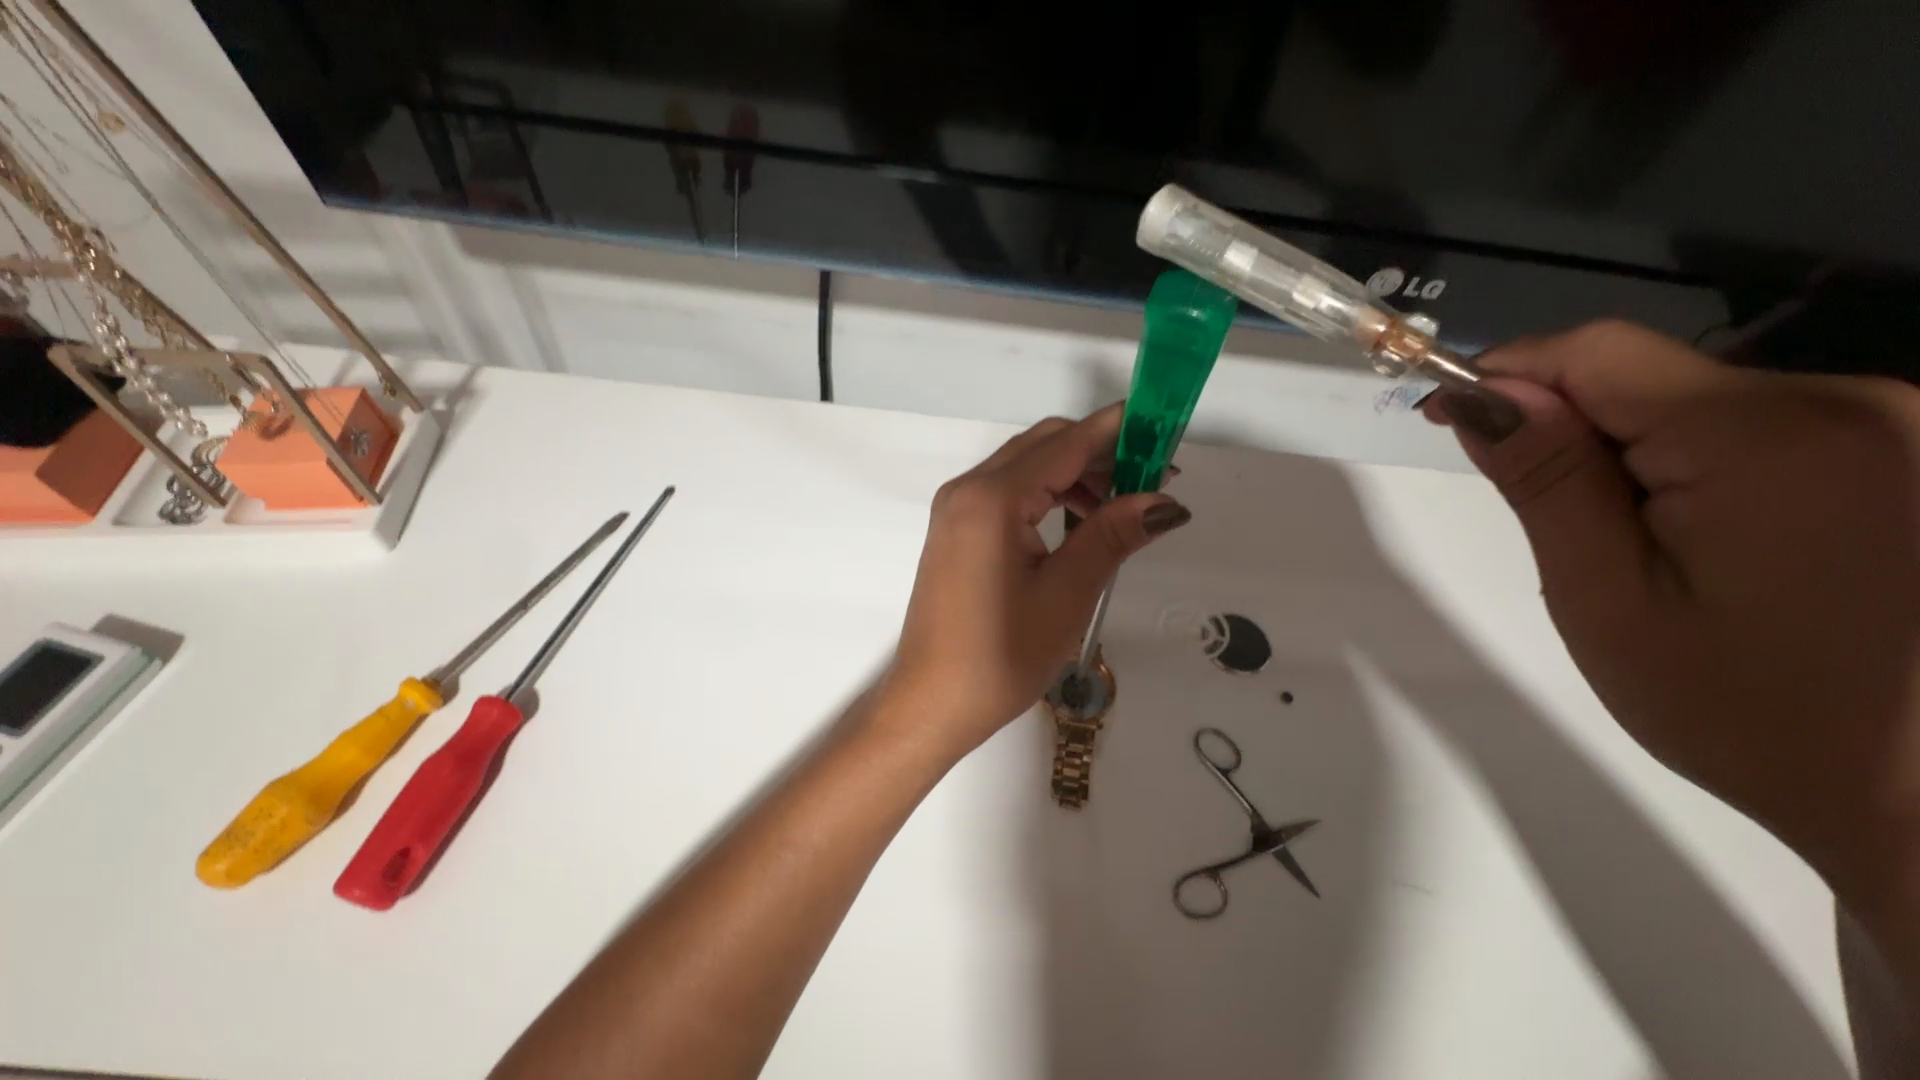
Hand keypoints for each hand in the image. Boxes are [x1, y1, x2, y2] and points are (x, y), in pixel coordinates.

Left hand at [880, 405, 1191, 757]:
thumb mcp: (1066, 594)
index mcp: (993, 499)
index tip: (1167, 433)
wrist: (932, 703)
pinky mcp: (957, 530)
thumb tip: (1166, 501)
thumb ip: (1112, 535)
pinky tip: (1081, 523)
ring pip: (1027, 467)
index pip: (1067, 442)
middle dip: (1101, 452)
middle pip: (1045, 445)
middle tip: (1154, 480)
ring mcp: (957, 509)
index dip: (1120, 433)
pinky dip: (1049, 495)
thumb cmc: (1000, 656)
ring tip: (1124, 507)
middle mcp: (968, 489)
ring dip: (1077, 474)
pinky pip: (1009, 492)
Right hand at [1427, 322, 1919, 924]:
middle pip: (1653, 375)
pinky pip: (1762, 426)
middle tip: (1559, 526)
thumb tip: (1482, 394)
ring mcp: (1898, 422)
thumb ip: (1548, 483)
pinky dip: (1700, 465)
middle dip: (1576, 430)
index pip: (1599, 352)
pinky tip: (1713, 544)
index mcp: (1767, 438)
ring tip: (1641, 549)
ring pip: (1702, 400)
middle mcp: (1851, 402)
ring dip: (1638, 451)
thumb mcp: (1607, 601)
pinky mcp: (1910, 450)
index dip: (1510, 373)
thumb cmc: (1743, 712)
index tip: (1452, 420)